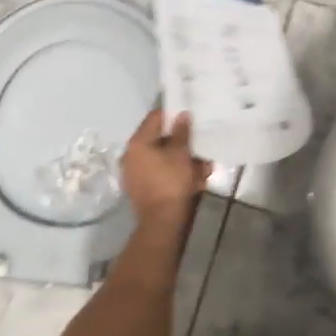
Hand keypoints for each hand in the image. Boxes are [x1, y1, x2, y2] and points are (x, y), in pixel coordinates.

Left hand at [122, 110, 211, 229]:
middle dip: (181, 142)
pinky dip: (176, 172)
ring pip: (162, 158)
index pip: (155, 117)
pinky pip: (161, 173)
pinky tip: (195, 177)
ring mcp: (135, 172)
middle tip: (199, 143)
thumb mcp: (181, 154)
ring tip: (203, 165)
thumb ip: (181, 132)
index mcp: (137, 142)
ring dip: (182, 159)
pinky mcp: (142, 188)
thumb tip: (182, 115)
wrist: (162, 221)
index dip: (173, 114)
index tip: (189, 116)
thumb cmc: (171, 181)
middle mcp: (131, 155)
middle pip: (159, 139)